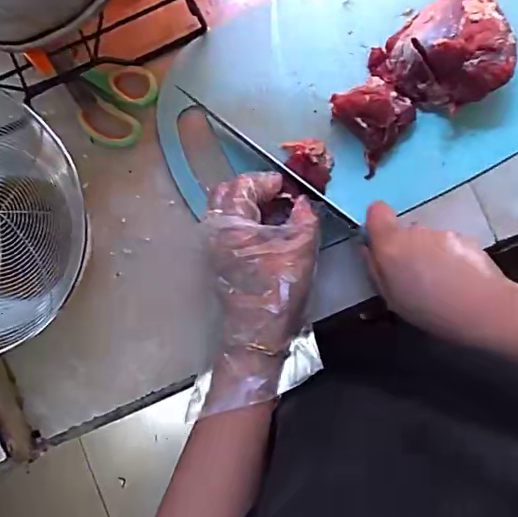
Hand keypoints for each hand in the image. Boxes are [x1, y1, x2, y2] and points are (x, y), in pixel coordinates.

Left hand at [202, 172, 318, 412]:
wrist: (257, 335)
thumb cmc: (277, 291)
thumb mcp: (301, 248)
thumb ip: (305, 216)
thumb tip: (302, 201)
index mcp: (230, 223)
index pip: (244, 184)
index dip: (269, 181)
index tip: (290, 187)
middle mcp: (214, 230)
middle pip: (228, 193)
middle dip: (255, 189)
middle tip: (281, 195)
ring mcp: (212, 247)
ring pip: (226, 211)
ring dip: (250, 206)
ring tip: (279, 214)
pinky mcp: (218, 261)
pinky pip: (228, 229)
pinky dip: (246, 223)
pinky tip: (270, 233)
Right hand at [364, 200, 517, 345]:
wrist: (485, 309)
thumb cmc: (430, 310)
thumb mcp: (391, 298)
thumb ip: (374, 269)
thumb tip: (367, 248)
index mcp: (391, 245)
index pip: (376, 211)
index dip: (377, 226)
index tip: (382, 247)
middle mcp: (415, 231)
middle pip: (404, 231)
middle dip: (406, 248)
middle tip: (414, 277)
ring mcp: (442, 233)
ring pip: (427, 238)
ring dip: (429, 253)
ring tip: (440, 283)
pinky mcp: (465, 238)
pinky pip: (448, 244)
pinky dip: (449, 257)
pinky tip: (458, 280)